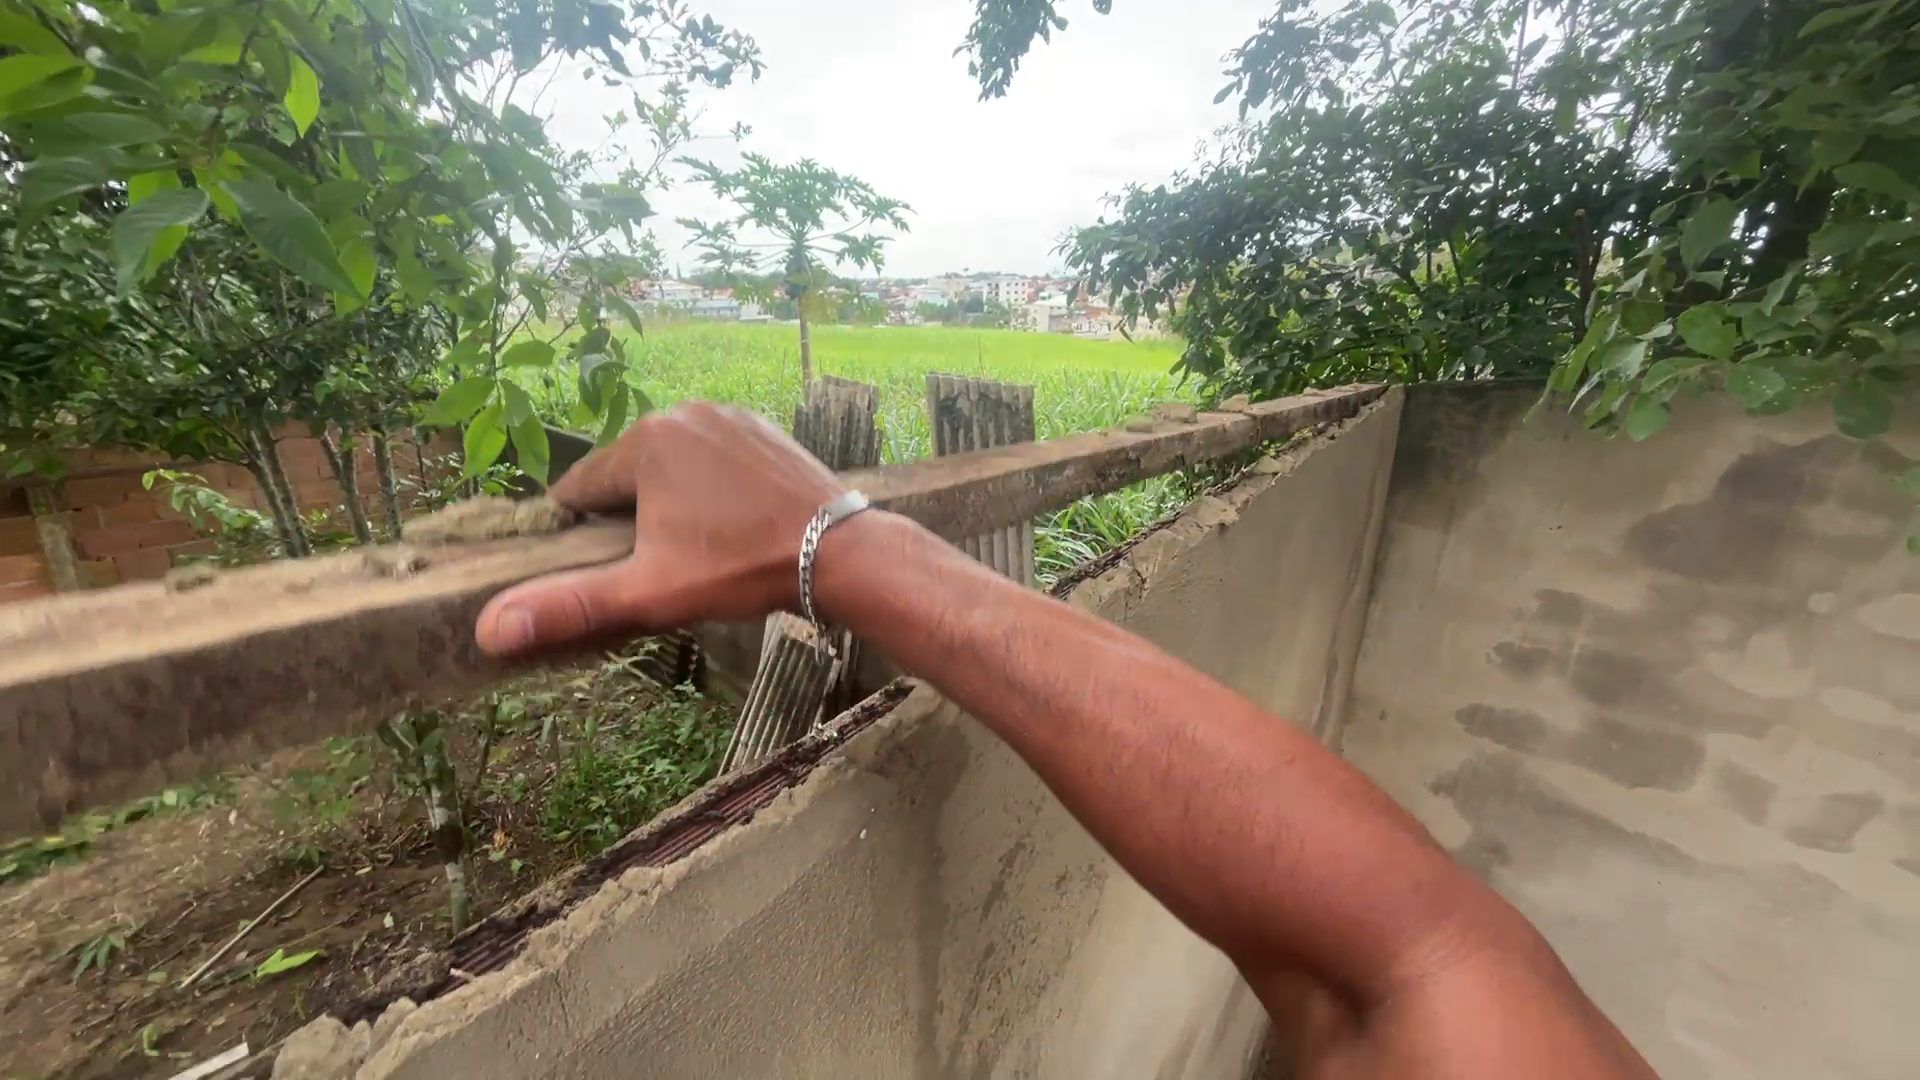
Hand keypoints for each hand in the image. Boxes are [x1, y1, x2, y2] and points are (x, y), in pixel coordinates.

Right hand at [475, 401, 845, 656]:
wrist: (840, 551)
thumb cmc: (744, 566)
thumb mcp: (653, 590)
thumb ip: (572, 604)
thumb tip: (489, 628)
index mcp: (646, 438)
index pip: (583, 486)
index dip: (586, 530)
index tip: (611, 560)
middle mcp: (685, 411)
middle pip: (632, 471)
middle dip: (636, 513)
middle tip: (670, 557)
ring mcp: (732, 415)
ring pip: (677, 462)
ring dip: (675, 498)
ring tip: (706, 542)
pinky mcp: (765, 428)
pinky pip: (718, 456)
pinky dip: (715, 482)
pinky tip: (736, 517)